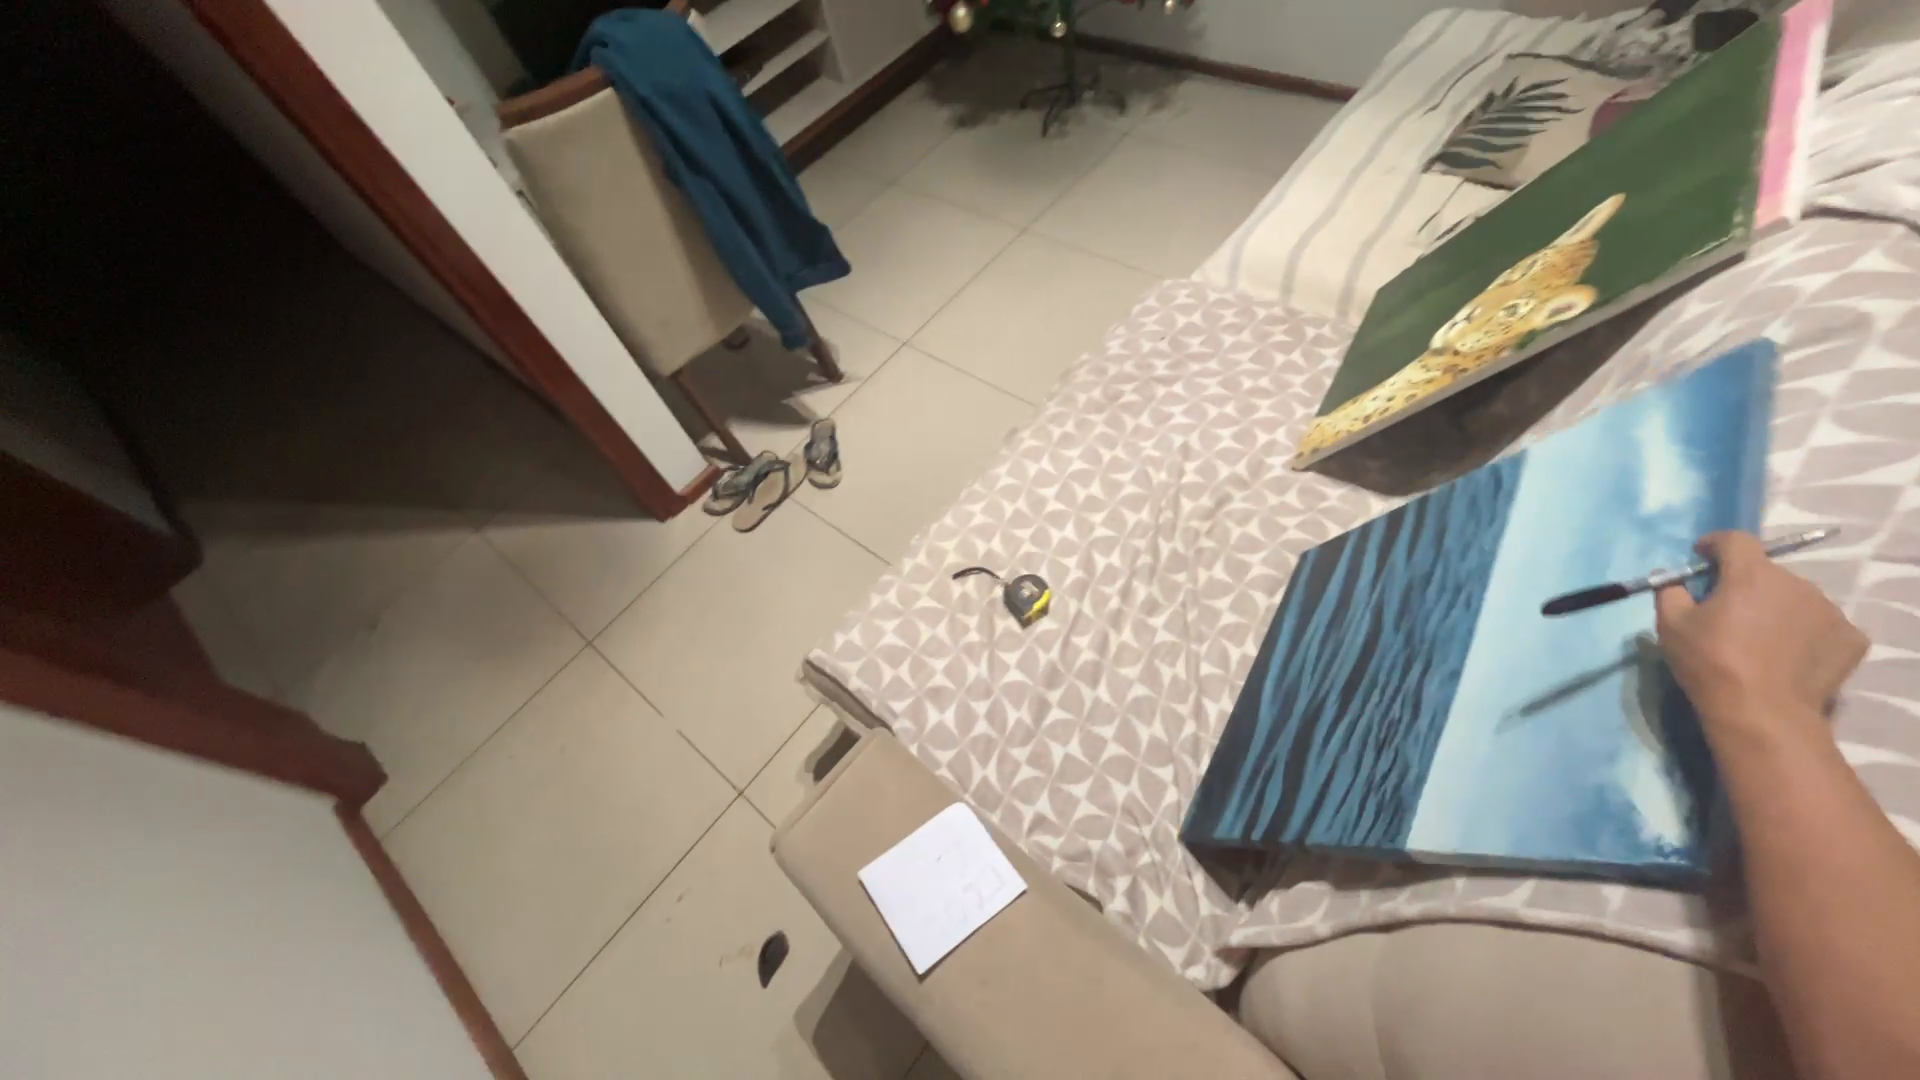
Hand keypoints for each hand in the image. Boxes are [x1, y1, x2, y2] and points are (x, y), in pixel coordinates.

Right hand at [1654, 532, 1868, 737]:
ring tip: (1759, 634)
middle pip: (1767, 572)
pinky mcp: (1851, 638)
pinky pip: (1821, 623)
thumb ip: (1671, 592)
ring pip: (1796, 597)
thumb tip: (1676, 581)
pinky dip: (1803, 629)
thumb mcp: (1670, 624)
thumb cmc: (1709, 661)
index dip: (1716, 543)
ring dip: (1776, 605)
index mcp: (1751, 575)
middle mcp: (1797, 584)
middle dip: (1745, 582)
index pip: (1736, 540)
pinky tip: (1787, 651)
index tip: (1702, 555)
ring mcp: (1830, 611)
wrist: (1762, 711)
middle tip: (1726, 608)